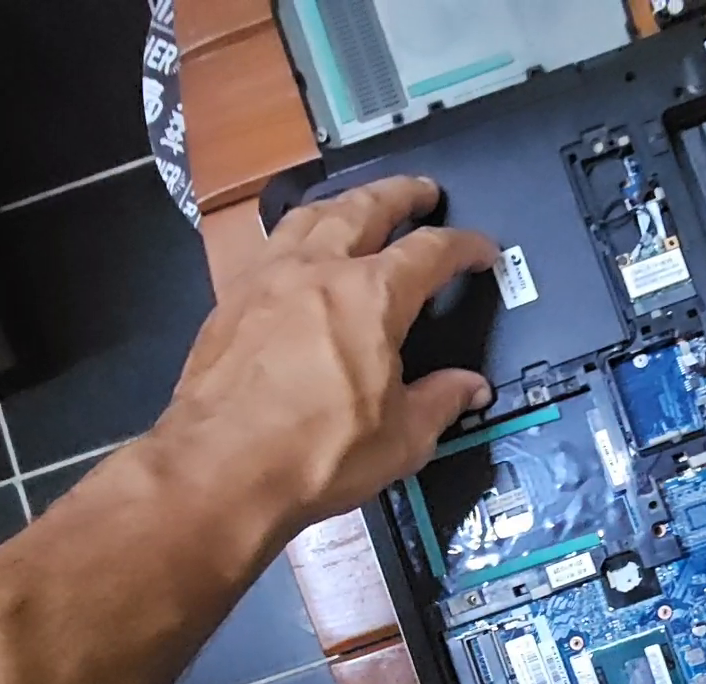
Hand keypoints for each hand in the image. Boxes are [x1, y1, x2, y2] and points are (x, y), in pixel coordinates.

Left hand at [156, 176, 497, 532]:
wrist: (222, 470)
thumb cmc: (323, 454)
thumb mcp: (403, 437)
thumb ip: (441, 401)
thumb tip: (472, 387)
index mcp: (371, 297)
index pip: (431, 252)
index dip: (465, 247)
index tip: (484, 252)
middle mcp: (318, 269)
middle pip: (364, 208)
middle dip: (401, 195)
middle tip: (423, 191)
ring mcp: (268, 278)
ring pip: (311, 215)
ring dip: (346, 202)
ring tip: (362, 206)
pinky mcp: (231, 300)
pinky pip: (273, 246)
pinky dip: (300, 235)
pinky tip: (303, 254)